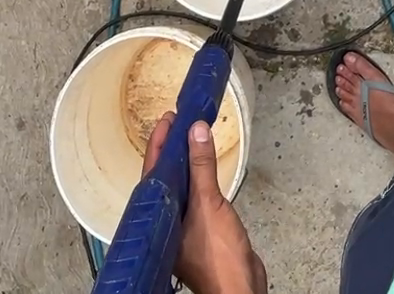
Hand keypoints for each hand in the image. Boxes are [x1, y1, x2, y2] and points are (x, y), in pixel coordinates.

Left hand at [143, 114, 266, 293]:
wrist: (240, 290)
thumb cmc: (218, 254)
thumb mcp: (208, 203)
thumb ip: (201, 166)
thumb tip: (195, 128)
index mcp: (158, 213)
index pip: (152, 169)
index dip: (158, 141)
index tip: (168, 117)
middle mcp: (166, 217)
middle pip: (163, 175)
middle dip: (170, 147)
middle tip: (179, 120)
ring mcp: (182, 224)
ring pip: (179, 184)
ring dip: (185, 160)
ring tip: (191, 135)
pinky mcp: (200, 229)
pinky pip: (194, 194)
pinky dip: (198, 176)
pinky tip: (205, 166)